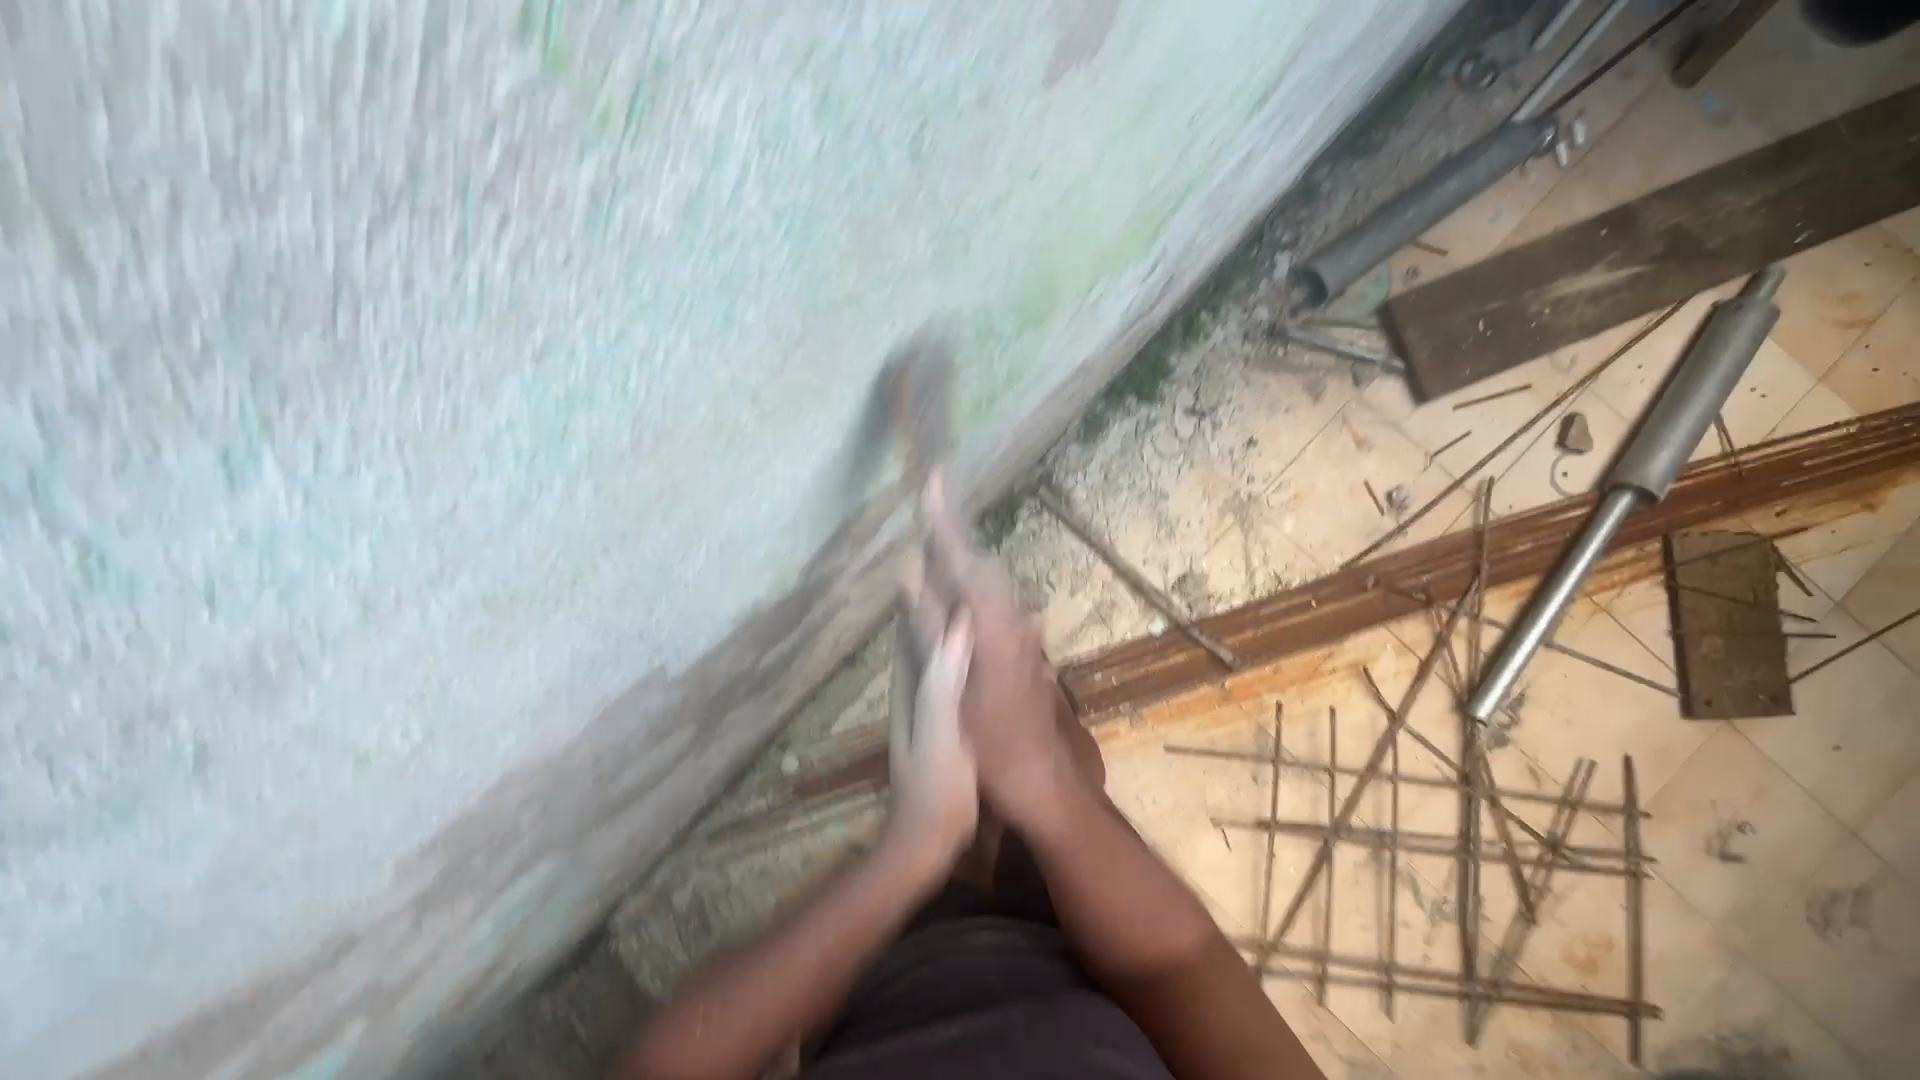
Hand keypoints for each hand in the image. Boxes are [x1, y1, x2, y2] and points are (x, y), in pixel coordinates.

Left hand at [887, 586, 978, 862]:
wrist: (926, 841)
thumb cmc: (935, 788)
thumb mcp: (940, 732)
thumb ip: (943, 678)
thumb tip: (958, 620)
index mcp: (912, 682)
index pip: (914, 620)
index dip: (924, 584)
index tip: (939, 547)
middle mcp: (917, 685)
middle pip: (928, 628)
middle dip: (944, 595)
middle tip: (972, 561)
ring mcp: (932, 704)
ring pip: (945, 649)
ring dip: (962, 620)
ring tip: (990, 592)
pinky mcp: (950, 721)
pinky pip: (962, 673)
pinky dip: (978, 652)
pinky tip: (1001, 649)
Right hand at [921, 472, 1080, 829]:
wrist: (1041, 780)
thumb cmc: (990, 742)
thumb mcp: (951, 688)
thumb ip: (932, 628)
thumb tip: (910, 575)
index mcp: (993, 623)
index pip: (964, 559)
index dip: (944, 519)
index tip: (934, 479)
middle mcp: (1013, 618)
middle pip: (978, 564)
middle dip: (952, 533)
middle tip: (928, 504)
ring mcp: (1022, 634)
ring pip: (987, 583)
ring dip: (961, 560)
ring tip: (933, 540)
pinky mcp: (1022, 648)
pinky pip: (991, 603)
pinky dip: (970, 588)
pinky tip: (953, 596)